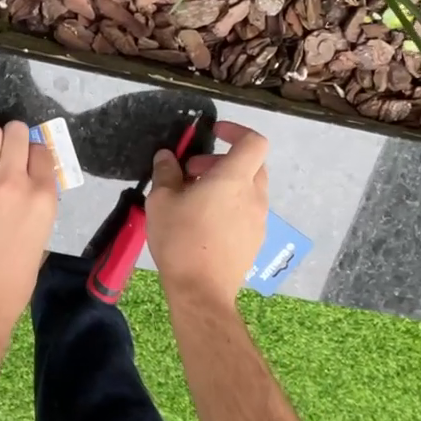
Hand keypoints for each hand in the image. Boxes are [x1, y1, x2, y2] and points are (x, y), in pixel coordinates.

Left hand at [0, 121, 59, 342]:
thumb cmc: (16, 275)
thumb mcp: (42, 233)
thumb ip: (38, 199)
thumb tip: (29, 175)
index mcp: (43, 196)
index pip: (42, 149)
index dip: (35, 153)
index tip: (28, 160)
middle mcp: (14, 181)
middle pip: (16, 131)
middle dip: (14, 137)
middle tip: (8, 151)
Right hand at [145, 121, 269, 308]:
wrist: (201, 290)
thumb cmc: (180, 238)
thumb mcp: (161, 199)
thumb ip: (166, 172)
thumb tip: (168, 157)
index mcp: (234, 180)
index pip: (254, 142)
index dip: (237, 130)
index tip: (214, 132)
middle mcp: (254, 196)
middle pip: (251, 164)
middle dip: (222, 159)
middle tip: (192, 171)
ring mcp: (258, 220)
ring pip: (249, 188)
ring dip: (225, 183)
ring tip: (193, 197)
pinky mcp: (255, 240)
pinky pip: (246, 210)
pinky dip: (229, 204)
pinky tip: (202, 220)